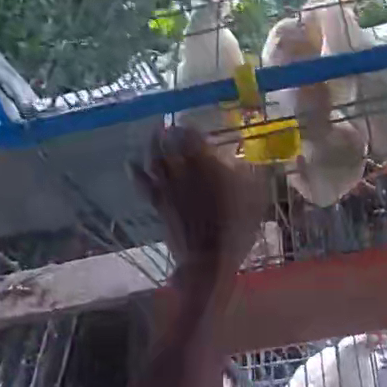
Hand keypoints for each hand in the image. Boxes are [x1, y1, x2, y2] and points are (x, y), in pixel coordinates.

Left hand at [132, 126, 265, 301]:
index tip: (192, 125)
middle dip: (169, 133)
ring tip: (154, 135)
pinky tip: (131, 163)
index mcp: (208, 166)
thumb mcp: (255, 199)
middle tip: (170, 126)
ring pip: (154, 159)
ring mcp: (168, 188)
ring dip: (152, 145)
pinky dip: (135, 172)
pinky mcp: (158, 204)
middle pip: (170, 145)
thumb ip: (249, 176)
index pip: (192, 138)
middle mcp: (184, 171)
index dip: (190, 129)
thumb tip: (244, 162)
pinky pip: (142, 184)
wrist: (208, 260)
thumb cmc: (236, 229)